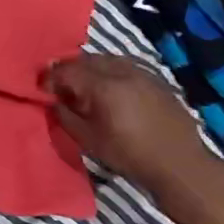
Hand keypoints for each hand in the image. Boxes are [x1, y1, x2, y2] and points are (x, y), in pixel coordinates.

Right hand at [47, 53, 223, 194]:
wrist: (180, 164)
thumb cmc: (129, 155)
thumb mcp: (87, 139)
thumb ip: (65, 115)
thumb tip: (54, 101)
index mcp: (103, 86)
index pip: (66, 70)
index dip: (49, 78)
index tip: (43, 91)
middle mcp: (123, 72)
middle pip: (86, 59)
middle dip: (69, 70)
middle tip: (62, 88)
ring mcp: (143, 73)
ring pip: (107, 59)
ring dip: (91, 68)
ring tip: (86, 87)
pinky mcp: (157, 79)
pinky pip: (125, 66)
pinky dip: (111, 72)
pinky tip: (111, 89)